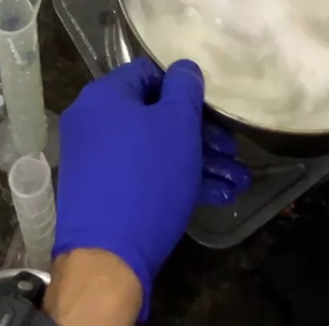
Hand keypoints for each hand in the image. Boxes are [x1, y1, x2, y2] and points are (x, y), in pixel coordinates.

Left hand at [54, 58, 251, 307]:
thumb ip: (184, 87)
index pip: (149, 73)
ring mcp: (95, 160)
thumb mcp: (177, 124)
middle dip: (199, 133)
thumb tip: (185, 68)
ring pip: (153, 149)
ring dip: (196, 160)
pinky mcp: (101, 193)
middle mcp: (93, 122)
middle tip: (231, 151)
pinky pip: (142, 174)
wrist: (106, 260)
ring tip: (235, 181)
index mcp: (104, 96)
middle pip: (154, 114)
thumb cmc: (147, 178)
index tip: (211, 110)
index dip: (183, 88)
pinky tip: (214, 196)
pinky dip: (174, 180)